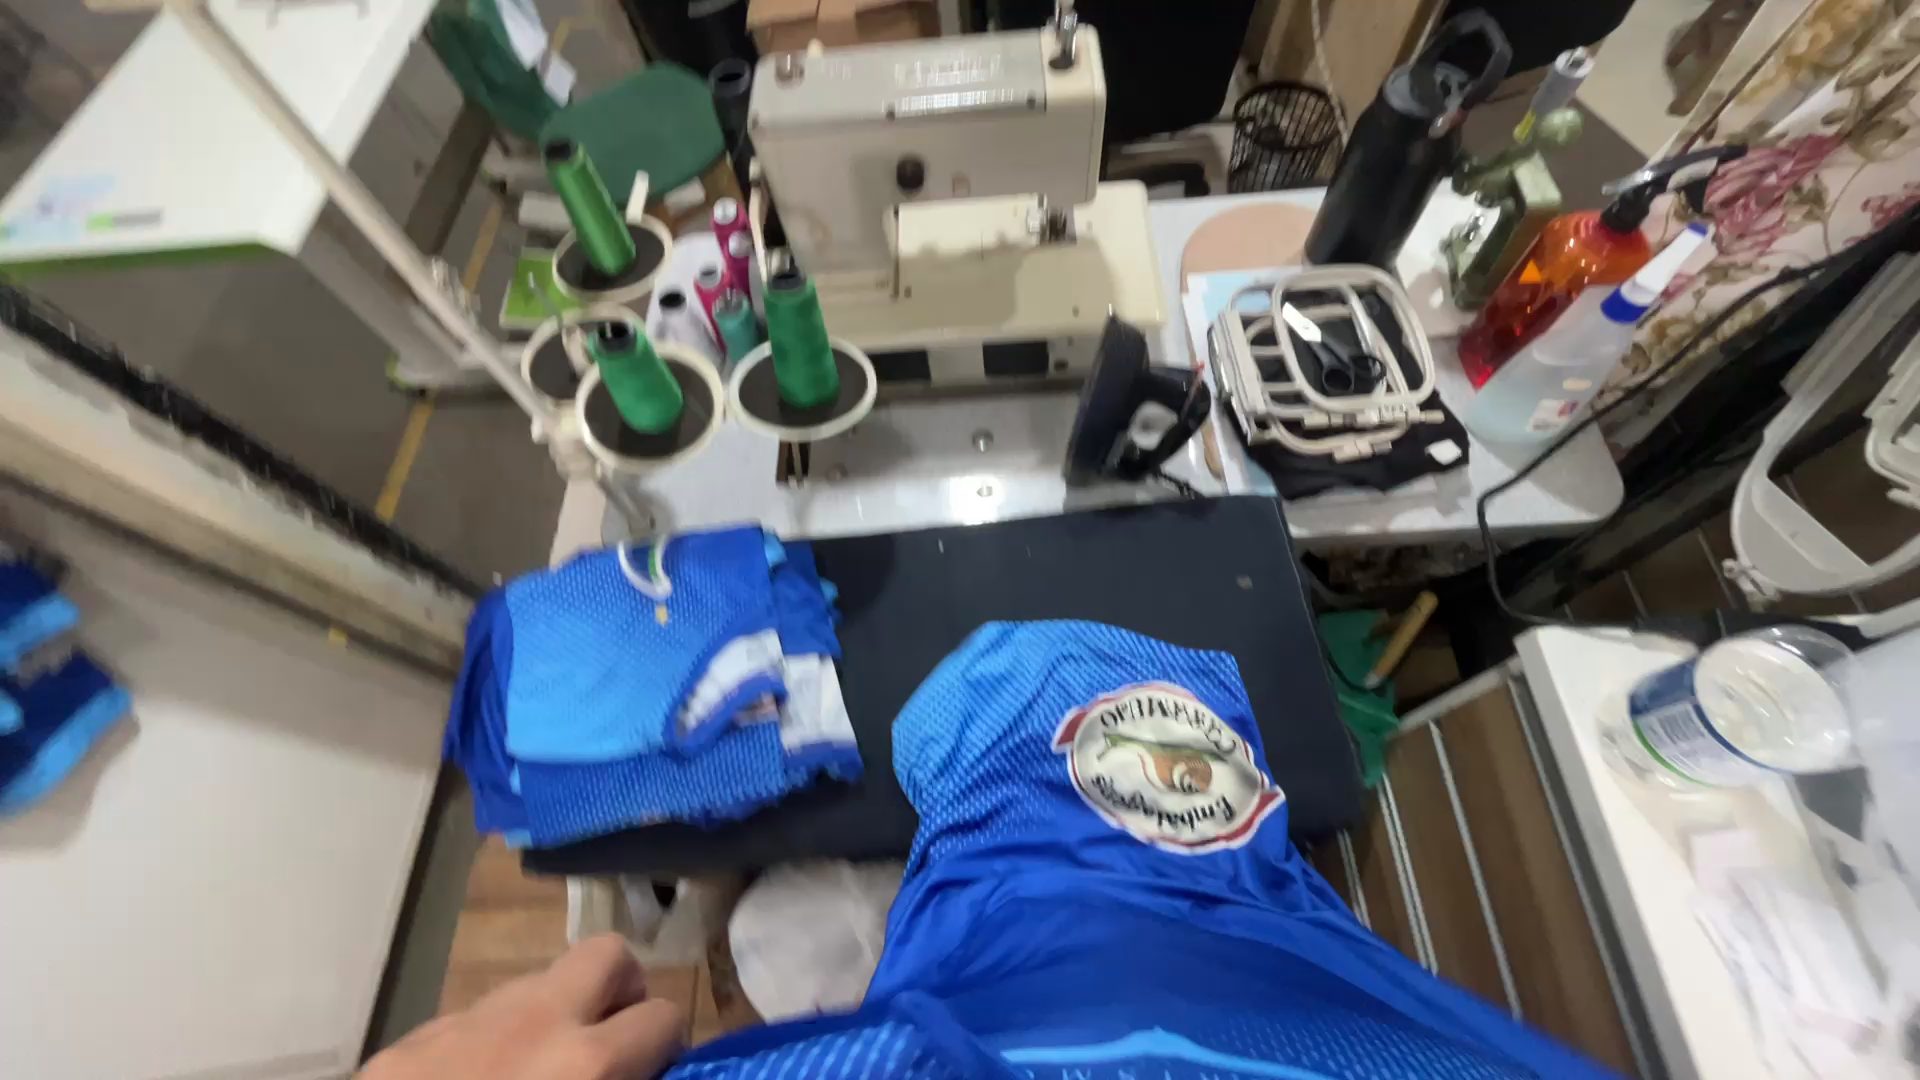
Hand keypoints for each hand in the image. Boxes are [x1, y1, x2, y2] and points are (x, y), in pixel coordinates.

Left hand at [361, 934, 683, 1079]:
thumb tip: (631, 1075)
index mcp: (582, 1067)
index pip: (662, 1018)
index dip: (665, 1047)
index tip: (654, 1073)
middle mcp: (534, 1025)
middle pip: (608, 956)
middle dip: (620, 991)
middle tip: (608, 1044)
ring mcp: (465, 1026)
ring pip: (537, 981)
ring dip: (552, 1017)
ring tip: (532, 1075)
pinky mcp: (405, 1045)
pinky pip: (470, 1022)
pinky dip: (485, 1046)